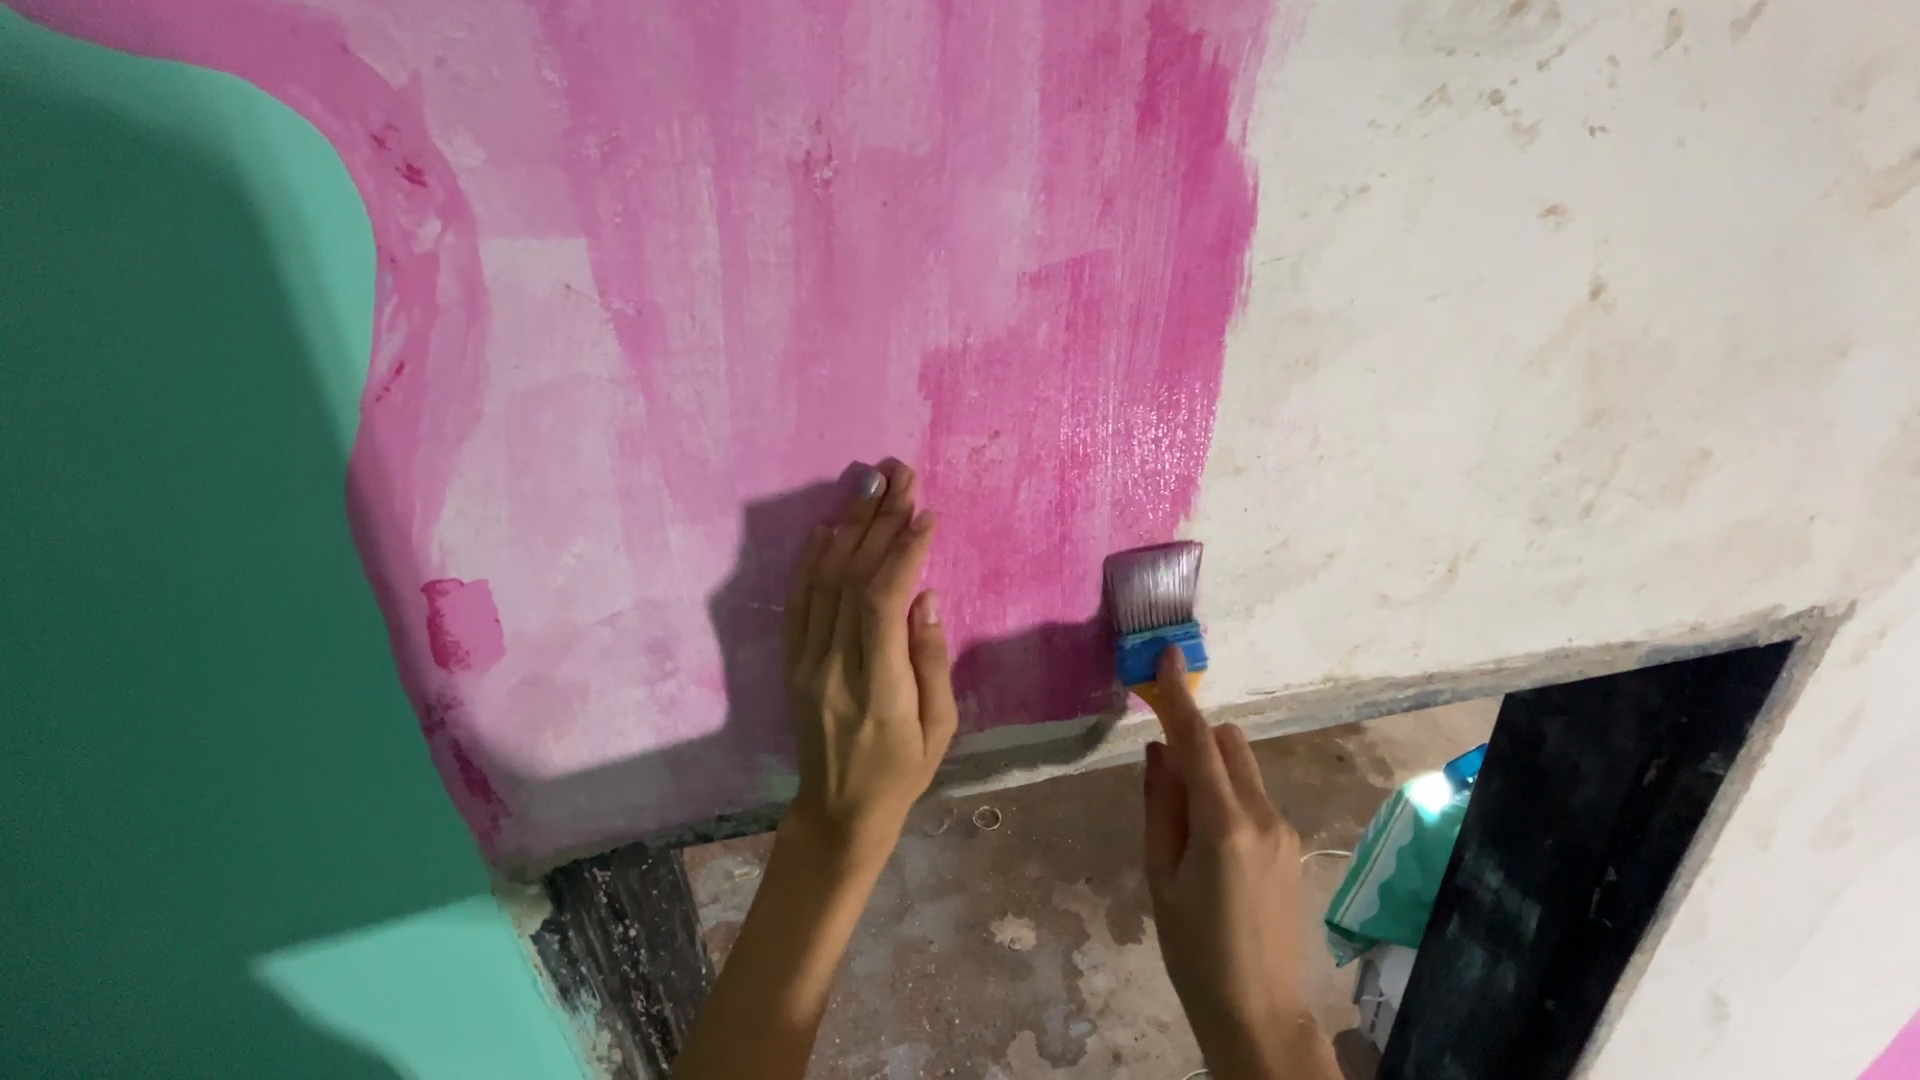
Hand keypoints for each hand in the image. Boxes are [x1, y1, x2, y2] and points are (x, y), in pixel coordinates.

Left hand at [782, 460, 958, 865]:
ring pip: (823, 581)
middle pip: (851, 579)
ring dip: (848, 527)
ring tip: (869, 484)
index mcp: (876, 689)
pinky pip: (797, 601)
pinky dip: (811, 559)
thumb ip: (932, 661)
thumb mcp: (939, 729)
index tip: (925, 515)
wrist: (838, 809)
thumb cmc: (902, 771)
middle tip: (898, 475)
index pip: (882, 603)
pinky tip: (828, 526)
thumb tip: (928, 597)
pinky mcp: (791, 661)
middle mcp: (832, 667)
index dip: (903, 553)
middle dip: (878, 522)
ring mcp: (805, 662)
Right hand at [1142, 648, 1338, 1079]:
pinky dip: (1228, 794)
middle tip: (1164, 770)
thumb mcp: (1159, 874)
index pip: (1199, 742)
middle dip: (1197, 737)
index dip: (1180, 697)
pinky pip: (1254, 795)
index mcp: (1224, 824)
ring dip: (1212, 768)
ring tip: (1185, 823)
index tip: (1166, 657)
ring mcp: (1285, 828)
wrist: (1256, 1007)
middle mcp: (1264, 815)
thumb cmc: (1192, 945)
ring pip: (1244, 767)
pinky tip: (1211, 844)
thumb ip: (1159, 804)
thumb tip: (1157, 750)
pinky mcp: (1292, 843)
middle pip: (1230, 743)